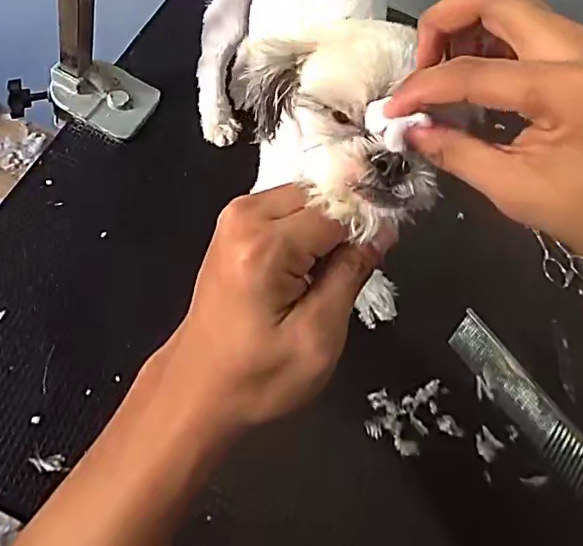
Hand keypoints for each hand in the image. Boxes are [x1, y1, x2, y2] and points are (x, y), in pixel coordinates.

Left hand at [150, 186, 381, 432]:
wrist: (198, 389)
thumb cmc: (256, 377)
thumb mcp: (319, 338)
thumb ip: (352, 274)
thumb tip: (383, 229)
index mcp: (264, 246)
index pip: (337, 209)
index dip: (368, 224)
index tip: (385, 246)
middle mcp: (245, 215)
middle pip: (321, 194)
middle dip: (346, 222)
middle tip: (355, 266)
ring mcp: (237, 213)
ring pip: (308, 195)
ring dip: (327, 224)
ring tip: (327, 270)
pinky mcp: (237, 220)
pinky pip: (290, 204)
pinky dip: (309, 226)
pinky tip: (309, 261)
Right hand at [386, 0, 582, 282]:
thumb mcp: (524, 195)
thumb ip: (460, 154)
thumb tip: (412, 129)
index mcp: (568, 87)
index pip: (473, 71)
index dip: (423, 87)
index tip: (392, 108)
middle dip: (444, 22)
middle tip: (423, 67)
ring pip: (514, 4)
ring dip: (470, 26)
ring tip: (448, 73)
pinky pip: (534, 26)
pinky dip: (497, 39)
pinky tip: (484, 77)